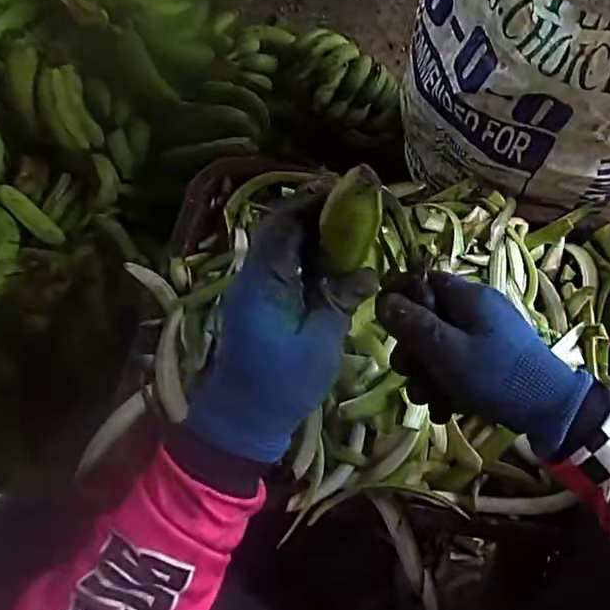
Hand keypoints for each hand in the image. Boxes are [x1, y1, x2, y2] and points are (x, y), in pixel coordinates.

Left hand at [185, 198, 376, 463]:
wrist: (241, 419)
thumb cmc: (281, 386)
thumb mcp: (319, 344)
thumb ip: (339, 301)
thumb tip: (368, 272)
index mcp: (263, 282)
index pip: (283, 225)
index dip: (313, 202)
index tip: (345, 189)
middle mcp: (253, 276)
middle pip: (280, 227)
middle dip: (314, 209)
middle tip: (353, 201)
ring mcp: (254, 286)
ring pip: (280, 242)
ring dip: (311, 228)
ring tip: (348, 220)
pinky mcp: (260, 299)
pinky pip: (283, 262)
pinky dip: (307, 251)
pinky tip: (332, 254)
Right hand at [376, 271, 594, 458]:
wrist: (550, 410)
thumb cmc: (495, 375)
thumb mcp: (446, 350)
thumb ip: (413, 324)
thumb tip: (383, 300)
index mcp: (469, 297)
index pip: (425, 281)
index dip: (401, 299)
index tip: (387, 327)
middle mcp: (478, 310)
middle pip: (429, 318)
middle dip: (413, 349)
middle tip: (408, 374)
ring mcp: (488, 335)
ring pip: (442, 345)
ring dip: (428, 373)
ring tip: (427, 399)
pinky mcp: (495, 359)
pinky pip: (460, 363)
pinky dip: (449, 383)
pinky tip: (445, 408)